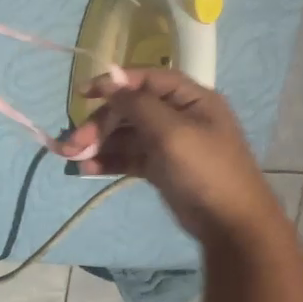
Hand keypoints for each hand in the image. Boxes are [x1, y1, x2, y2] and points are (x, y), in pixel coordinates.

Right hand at [64, 68, 285, 244]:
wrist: (228, 221)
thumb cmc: (205, 170)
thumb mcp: (171, 132)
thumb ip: (138, 105)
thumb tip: (110, 82)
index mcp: (191, 100)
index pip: (148, 80)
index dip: (115, 82)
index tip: (83, 94)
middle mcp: (178, 117)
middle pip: (128, 110)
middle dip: (98, 124)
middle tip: (74, 144)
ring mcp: (166, 143)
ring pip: (123, 135)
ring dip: (96, 144)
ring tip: (74, 160)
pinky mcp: (157, 166)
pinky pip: (125, 156)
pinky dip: (106, 161)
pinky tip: (88, 170)